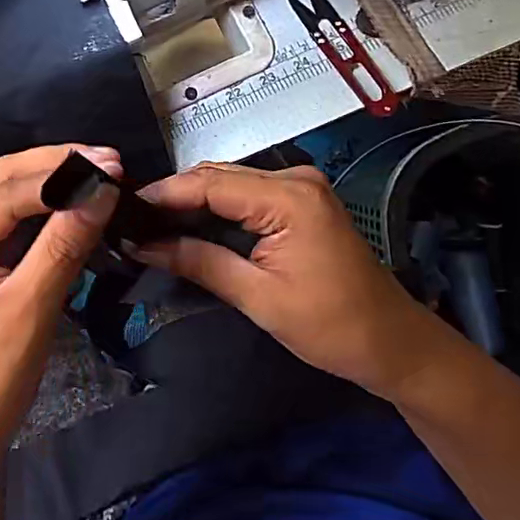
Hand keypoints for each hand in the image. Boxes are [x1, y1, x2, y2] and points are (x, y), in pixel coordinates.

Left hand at [0, 144, 119, 494]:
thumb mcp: (28, 313)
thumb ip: (63, 245)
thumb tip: (102, 188)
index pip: (6, 193)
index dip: (62, 175)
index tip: (115, 165)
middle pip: (2, 182)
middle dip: (57, 168)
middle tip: (111, 162)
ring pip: (7, 197)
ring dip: (53, 185)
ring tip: (101, 175)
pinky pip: (9, 223)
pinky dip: (44, 212)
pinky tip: (76, 204)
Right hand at [132, 163, 439, 400]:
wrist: (393, 343)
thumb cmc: (331, 326)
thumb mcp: (259, 297)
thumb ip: (200, 262)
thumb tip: (144, 245)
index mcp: (289, 197)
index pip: (211, 183)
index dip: (166, 194)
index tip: (126, 208)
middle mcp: (294, 178)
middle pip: (219, 176)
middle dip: (176, 195)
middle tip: (133, 218)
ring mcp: (300, 185)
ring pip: (230, 181)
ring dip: (194, 199)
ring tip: (153, 220)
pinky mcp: (301, 199)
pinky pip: (247, 193)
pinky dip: (217, 206)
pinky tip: (191, 221)